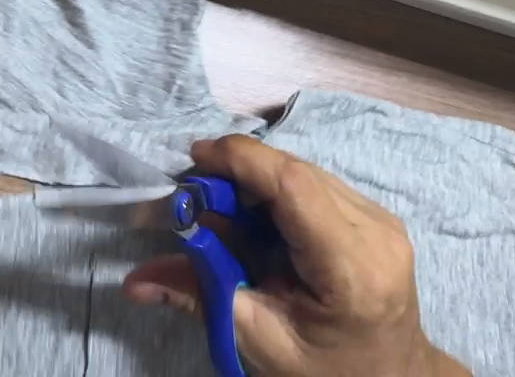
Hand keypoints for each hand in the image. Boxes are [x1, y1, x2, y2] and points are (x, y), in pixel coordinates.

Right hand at [124, 135, 468, 376]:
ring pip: (300, 168)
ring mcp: (381, 218)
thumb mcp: (259, 340)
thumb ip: (198, 296)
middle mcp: (375, 233)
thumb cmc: (327, 371)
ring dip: (255, 176)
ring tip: (227, 209)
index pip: (293, 186)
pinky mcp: (376, 212)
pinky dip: (275, 186)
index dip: (240, 160)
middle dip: (238, 169)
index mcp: (351, 270)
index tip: (194, 160)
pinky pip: (312, 178)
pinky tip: (259, 214)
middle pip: (293, 170)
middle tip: (200, 193)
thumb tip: (133, 282)